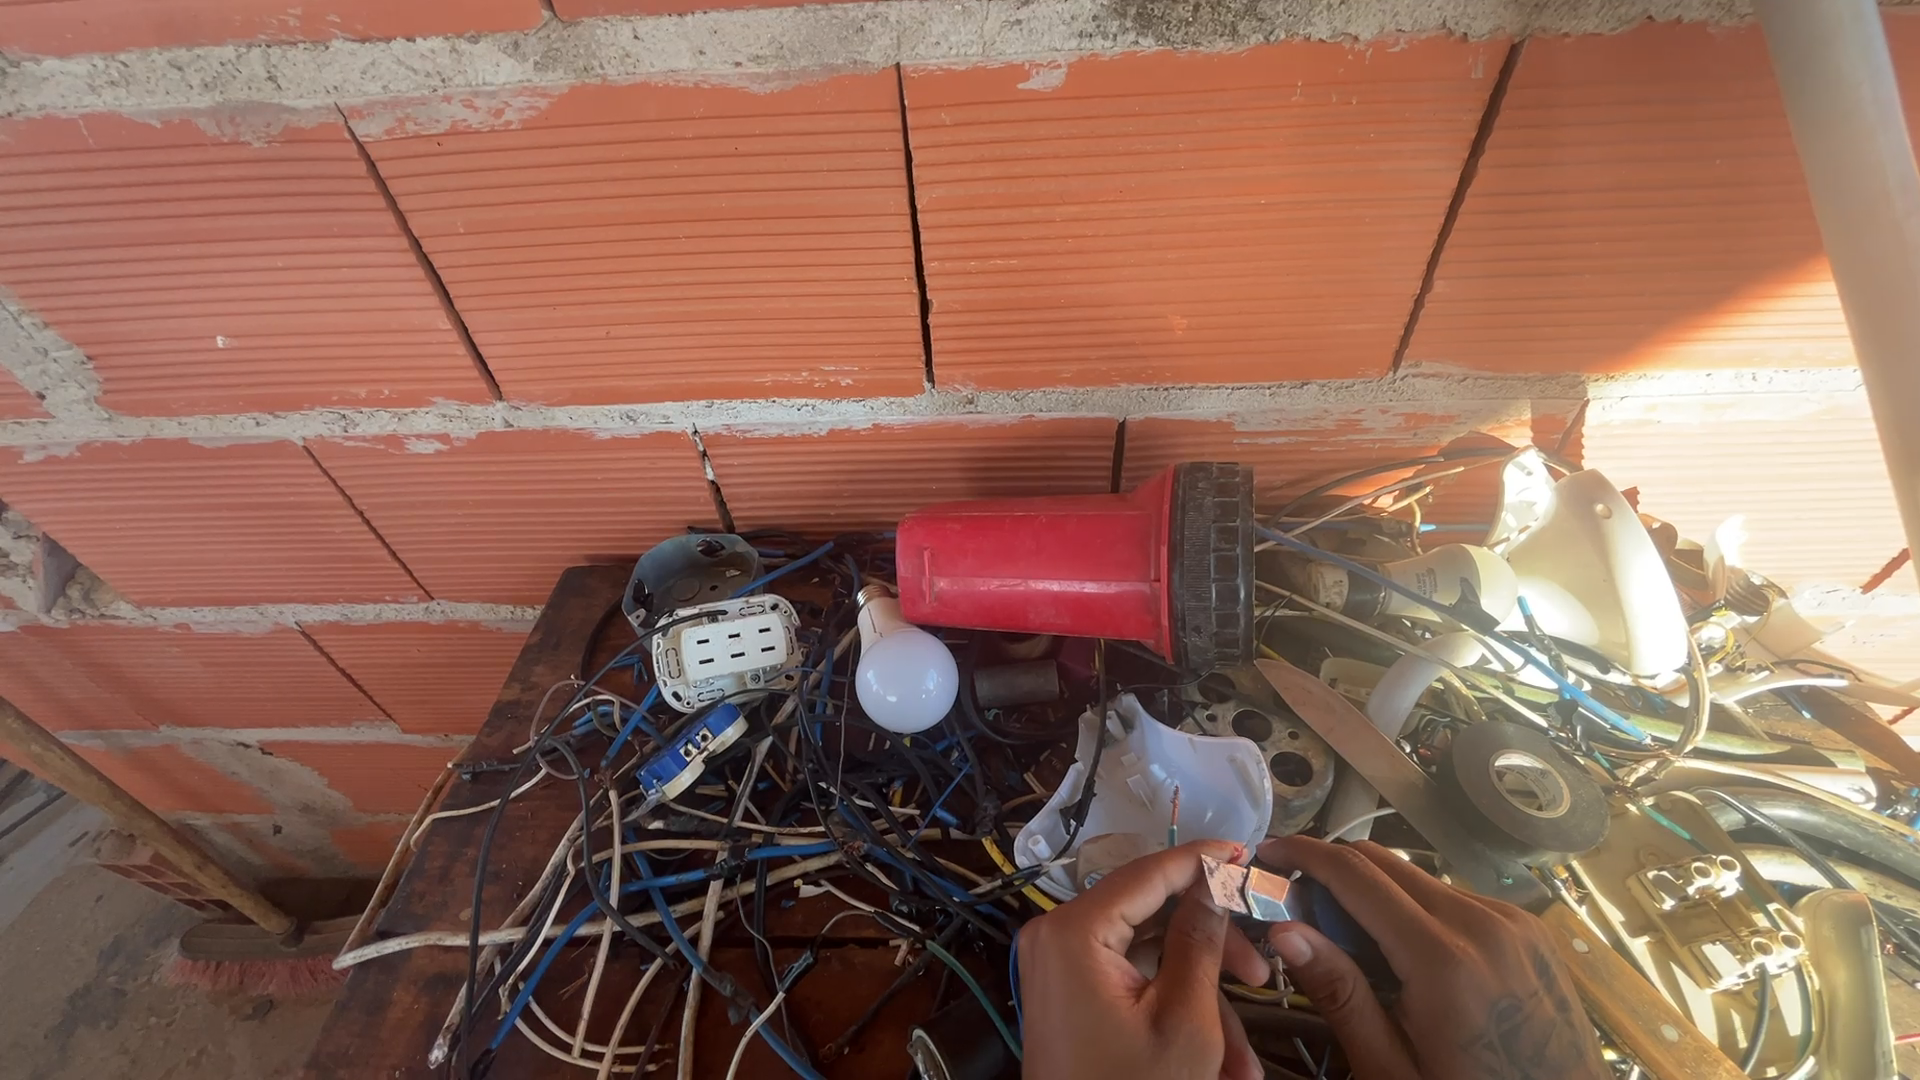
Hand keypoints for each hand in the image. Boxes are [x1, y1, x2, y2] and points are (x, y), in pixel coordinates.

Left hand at [1017, 839, 1273, 1079]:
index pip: (1146, 872)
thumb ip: (1198, 943)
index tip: (1243, 850)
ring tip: (1243, 1062)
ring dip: (1200, 997)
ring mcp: (1062, 962)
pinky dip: (1172, 1008)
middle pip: (1149, 915)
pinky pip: (1130, 981)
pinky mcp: (1072, 990)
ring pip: (1147, 955)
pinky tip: (1219, 1062)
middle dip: (1209, 950)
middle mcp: (1059, 932)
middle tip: (1262, 974)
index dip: (1198, 860)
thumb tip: (1214, 884)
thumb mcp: (1181, 1024)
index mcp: (1074, 929)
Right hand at [1258, 837, 1608, 1079]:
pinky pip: (1450, 895)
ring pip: (1414, 876)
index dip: (1302, 853)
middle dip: (1331, 869)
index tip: (1265, 853)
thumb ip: (1339, 992)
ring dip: (1372, 889)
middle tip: (1299, 903)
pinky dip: (1413, 906)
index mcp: (1444, 958)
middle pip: (1381, 861)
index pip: (1354, 872)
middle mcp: (1481, 922)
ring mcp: (1512, 922)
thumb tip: (1281, 928)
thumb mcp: (1393, 1069)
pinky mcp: (1529, 930)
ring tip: (1354, 939)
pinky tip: (1407, 951)